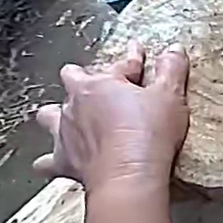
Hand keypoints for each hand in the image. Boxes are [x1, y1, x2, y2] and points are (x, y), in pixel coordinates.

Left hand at [34, 40, 190, 190]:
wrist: (129, 173)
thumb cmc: (150, 132)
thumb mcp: (171, 95)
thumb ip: (171, 69)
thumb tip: (174, 48)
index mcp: (101, 84)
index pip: (121, 64)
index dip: (134, 57)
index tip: (139, 50)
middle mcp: (75, 103)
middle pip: (71, 81)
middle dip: (81, 79)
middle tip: (99, 85)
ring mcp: (64, 131)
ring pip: (49, 116)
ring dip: (58, 114)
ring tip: (72, 118)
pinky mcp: (63, 160)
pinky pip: (48, 160)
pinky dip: (52, 159)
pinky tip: (59, 160)